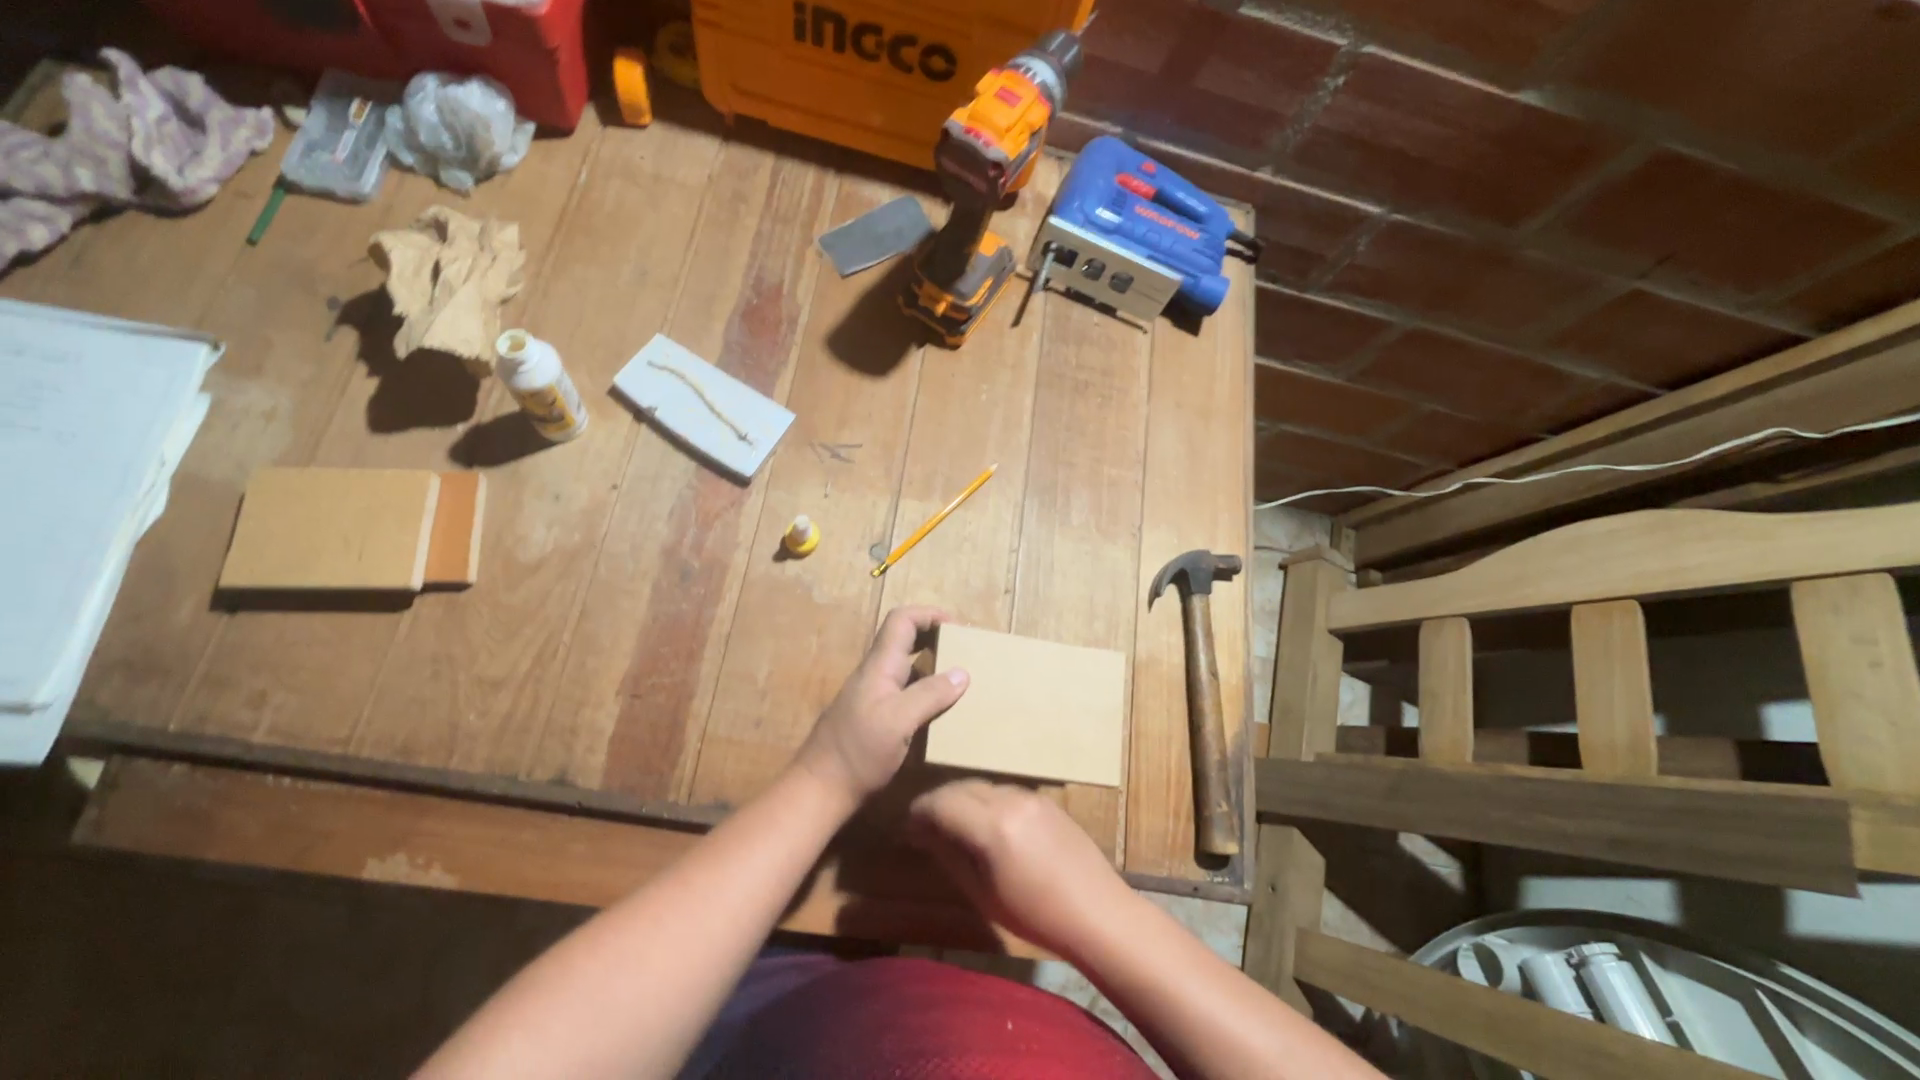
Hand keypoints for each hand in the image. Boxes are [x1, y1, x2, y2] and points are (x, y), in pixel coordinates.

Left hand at [792, 606, 969, 809]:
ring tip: (962, 683)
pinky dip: (925, 694)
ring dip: (933, 668)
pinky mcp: (874, 719)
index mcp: (879, 667)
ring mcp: (872, 698)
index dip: (929, 614)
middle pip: (904, 640)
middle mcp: (875, 675)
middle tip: (966, 654)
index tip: (958, 628)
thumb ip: (929, 695)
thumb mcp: (899, 722)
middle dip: (935, 638)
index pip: (901, 620)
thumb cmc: (858, 753)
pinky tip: (942, 714)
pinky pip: (904, 694)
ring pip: (906, 669)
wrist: (820, 790)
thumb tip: (962, 672)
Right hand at [908, 779, 1137, 958]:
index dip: (918, 812)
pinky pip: (1005, 791)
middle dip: (937, 802)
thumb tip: (920, 833)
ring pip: (983, 786)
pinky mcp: (1047, 801)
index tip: (905, 828)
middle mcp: (1011, 800)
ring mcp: (1032, 796)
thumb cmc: (1036, 915)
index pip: (941, 803)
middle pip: (961, 787)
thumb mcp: (983, 893)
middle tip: (922, 827)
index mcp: (993, 825)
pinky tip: (984, 825)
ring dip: (962, 799)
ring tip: (951, 826)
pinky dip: (985, 801)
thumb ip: (949, 855)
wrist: (1098, 913)